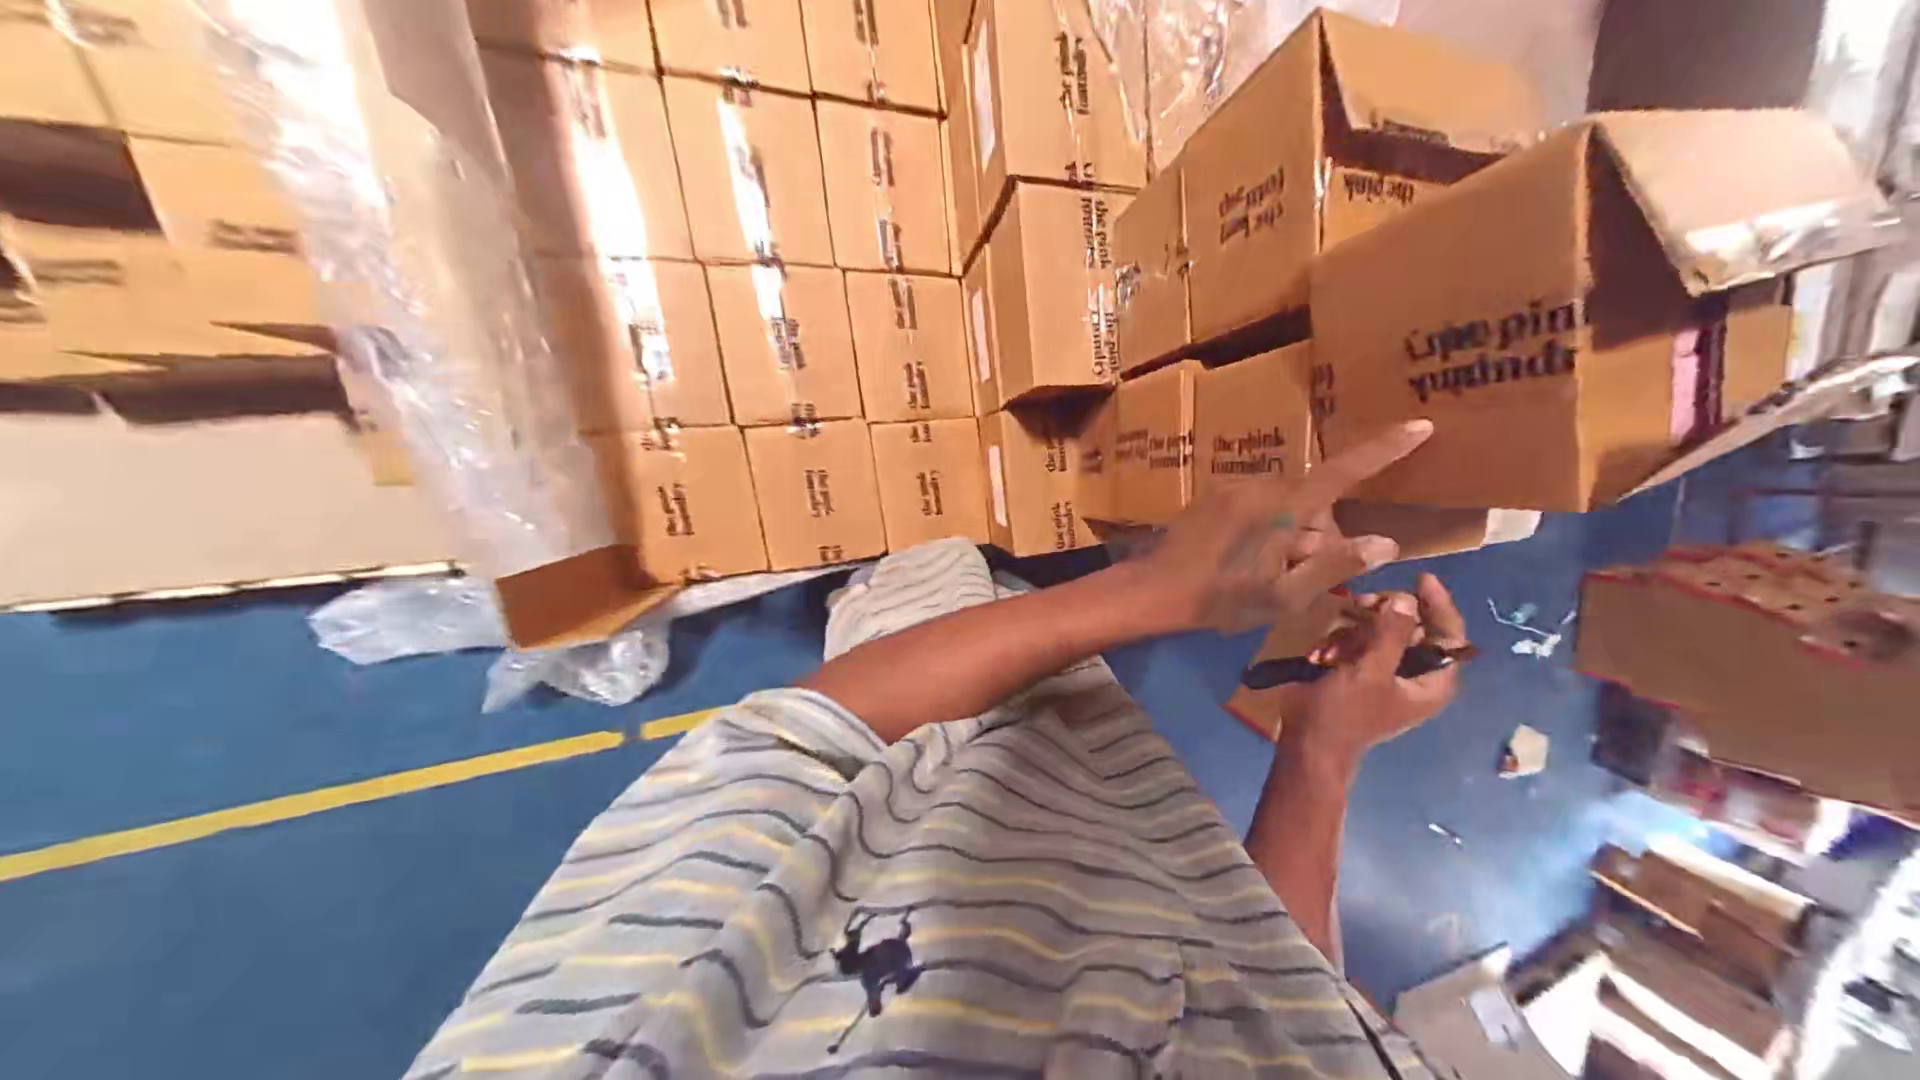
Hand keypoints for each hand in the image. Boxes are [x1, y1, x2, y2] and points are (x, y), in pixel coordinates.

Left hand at [1137, 420, 1433, 633]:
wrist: (1153, 589)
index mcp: (1281, 508)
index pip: (1343, 472)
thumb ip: (1335, 567)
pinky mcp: (1212, 497)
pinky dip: (1267, 527)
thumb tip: (1385, 543)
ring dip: (1292, 533)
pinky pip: (1257, 504)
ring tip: (1269, 572)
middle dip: (1320, 534)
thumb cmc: (1219, 598)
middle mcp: (1258, 487)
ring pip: (1285, 503)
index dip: (1384, 450)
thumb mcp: (1283, 596)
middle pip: (1313, 499)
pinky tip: (1247, 559)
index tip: (1418, 426)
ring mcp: (1231, 489)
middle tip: (1301, 576)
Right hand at [1277, 573, 1468, 772]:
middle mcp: (1413, 674)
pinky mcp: (1356, 672)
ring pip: (1377, 631)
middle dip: (1381, 616)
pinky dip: (1338, 643)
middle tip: (1359, 602)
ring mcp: (1383, 672)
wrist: (1309, 742)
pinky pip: (1354, 643)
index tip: (1421, 578)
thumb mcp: (1370, 672)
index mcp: (1432, 681)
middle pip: (1409, 627)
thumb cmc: (1345, 713)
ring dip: (1352, 632)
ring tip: (1330, 645)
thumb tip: (1405, 599)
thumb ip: (1391, 634)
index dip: (1438, 604)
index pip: (1448, 635)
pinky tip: (1320, 654)